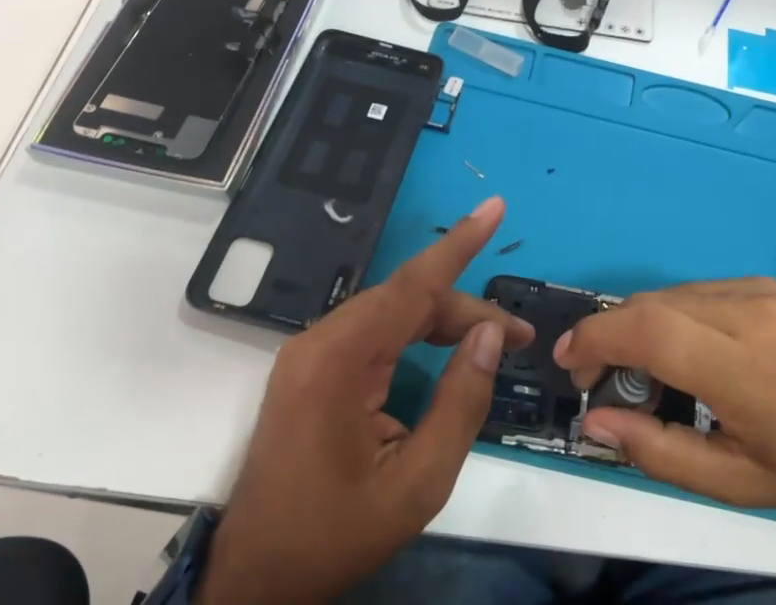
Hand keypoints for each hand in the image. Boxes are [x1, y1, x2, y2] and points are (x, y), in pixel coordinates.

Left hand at [199, 198, 533, 604]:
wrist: (257, 575)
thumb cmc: (337, 533)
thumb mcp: (418, 482)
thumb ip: (460, 403)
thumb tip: (490, 337)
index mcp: (340, 363)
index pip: (412, 287)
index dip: (459, 246)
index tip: (494, 208)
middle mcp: (318, 343)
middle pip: (405, 299)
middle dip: (465, 310)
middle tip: (518, 339)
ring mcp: (308, 355)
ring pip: (390, 313)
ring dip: (442, 321)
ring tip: (492, 345)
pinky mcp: (308, 370)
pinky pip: (371, 332)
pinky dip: (414, 334)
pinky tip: (444, 350)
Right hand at [553, 277, 775, 515]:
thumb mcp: (740, 482)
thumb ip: (660, 450)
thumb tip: (597, 421)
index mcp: (742, 366)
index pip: (646, 329)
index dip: (595, 338)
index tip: (568, 363)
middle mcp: (749, 311)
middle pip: (651, 303)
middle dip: (610, 335)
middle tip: (599, 381)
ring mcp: (763, 291)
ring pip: (674, 294)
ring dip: (642, 326)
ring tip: (645, 375)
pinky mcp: (773, 285)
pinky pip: (704, 292)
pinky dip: (676, 316)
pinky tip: (688, 354)